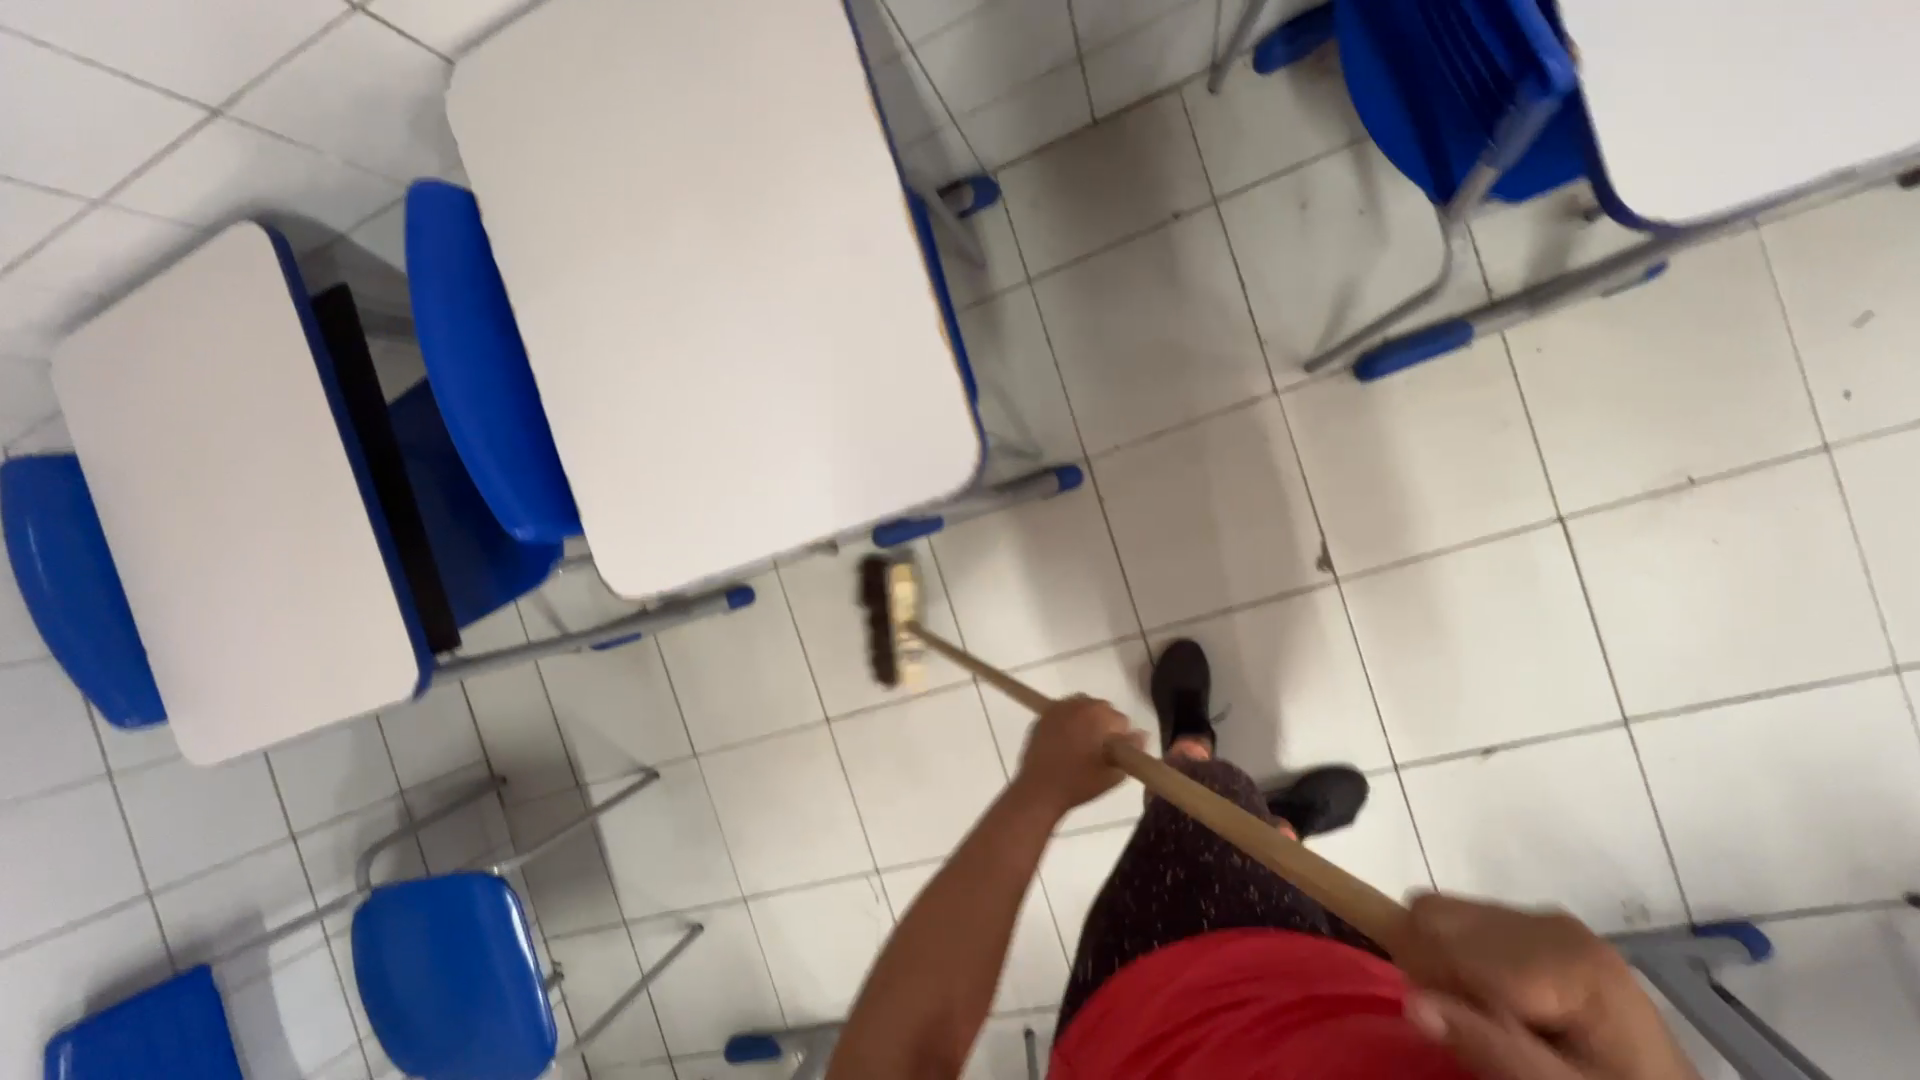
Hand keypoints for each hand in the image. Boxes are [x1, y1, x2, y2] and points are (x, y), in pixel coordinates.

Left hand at [1011, 696, 1141, 817]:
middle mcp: (1078, 703)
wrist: (1039, 790)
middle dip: (1104, 726)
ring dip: (1086, 721)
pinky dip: (1068, 722)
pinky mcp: (1042, 716)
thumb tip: (1142, 735)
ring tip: (1082, 747)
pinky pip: (1063, 713)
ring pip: (1082, 708)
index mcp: (1098, 714)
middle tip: (1098, 752)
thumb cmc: (1079, 783)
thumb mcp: (1114, 772)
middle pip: (1101, 709)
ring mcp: (1057, 708)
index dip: (1121, 739)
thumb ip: (1132, 749)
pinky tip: (1065, 743)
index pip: (1121, 721)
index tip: (1114, 756)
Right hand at [1399, 894, 1699, 1079]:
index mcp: (1567, 959)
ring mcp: (1548, 922)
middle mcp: (1553, 924)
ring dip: (1445, 961)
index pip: (1442, 933)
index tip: (1443, 1024)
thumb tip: (1413, 1004)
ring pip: (1445, 915)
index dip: (1426, 977)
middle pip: (1438, 914)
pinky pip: (1466, 923)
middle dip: (1432, 964)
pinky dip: (1462, 958)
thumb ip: (1494, 1050)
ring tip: (1486, 1015)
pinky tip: (1498, 1001)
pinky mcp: (1542, 930)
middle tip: (1465, 1022)